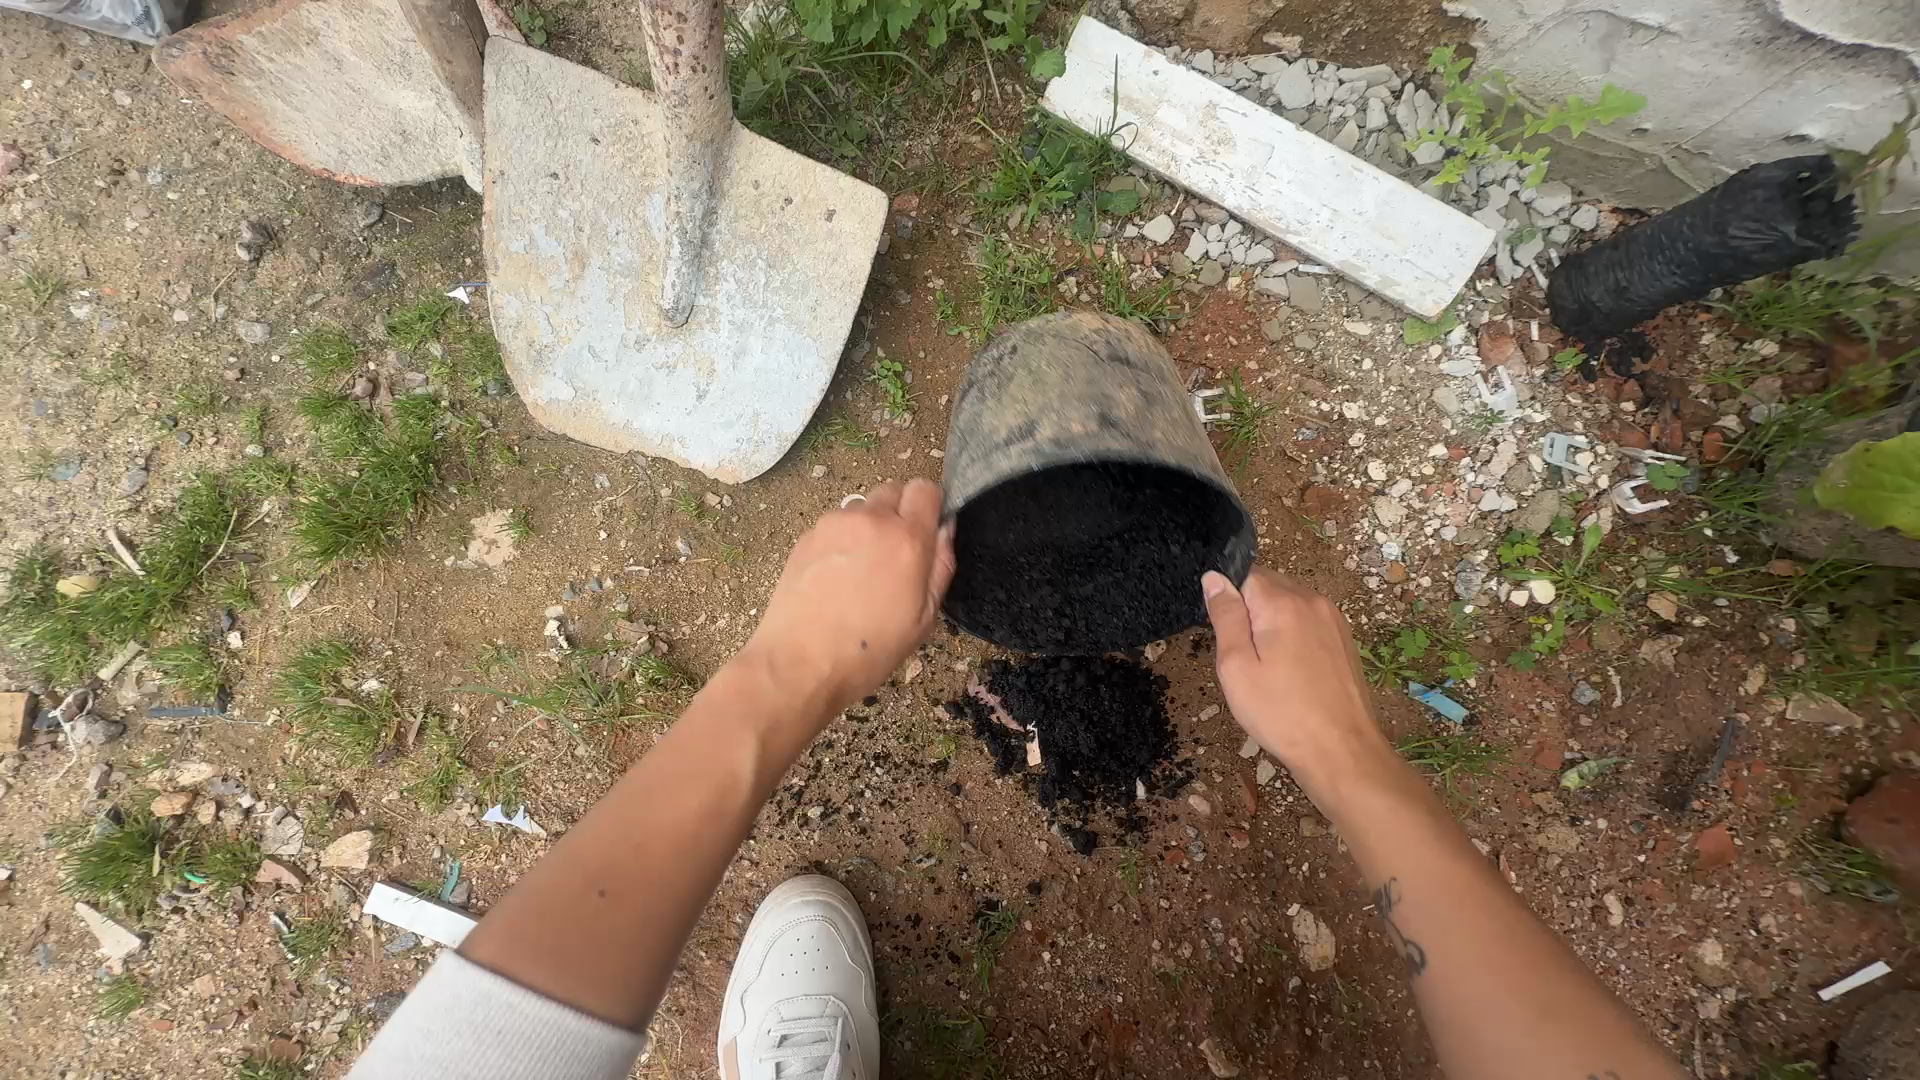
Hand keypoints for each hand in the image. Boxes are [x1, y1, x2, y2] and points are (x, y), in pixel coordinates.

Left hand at [743, 479, 955, 714]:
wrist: (801, 662)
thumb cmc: (869, 650)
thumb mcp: (924, 618)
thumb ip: (941, 565)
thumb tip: (944, 529)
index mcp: (907, 539)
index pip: (926, 489)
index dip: (929, 507)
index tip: (926, 531)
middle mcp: (871, 520)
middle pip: (893, 491)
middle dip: (899, 514)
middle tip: (895, 554)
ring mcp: (834, 524)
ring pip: (862, 508)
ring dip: (868, 527)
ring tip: (861, 571)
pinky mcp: (807, 535)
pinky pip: (835, 525)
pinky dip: (841, 541)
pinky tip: (836, 577)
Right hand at [1201, 567, 1394, 797]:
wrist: (1341, 752)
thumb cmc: (1280, 713)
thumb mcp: (1236, 666)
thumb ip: (1225, 616)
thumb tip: (1214, 577)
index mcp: (1282, 604)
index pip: (1243, 574)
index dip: (1228, 602)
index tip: (1228, 637)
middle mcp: (1312, 600)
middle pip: (1266, 586)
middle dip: (1248, 611)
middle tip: (1245, 657)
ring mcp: (1332, 619)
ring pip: (1286, 603)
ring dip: (1269, 623)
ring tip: (1267, 666)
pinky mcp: (1343, 638)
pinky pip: (1305, 620)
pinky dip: (1290, 634)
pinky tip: (1289, 670)